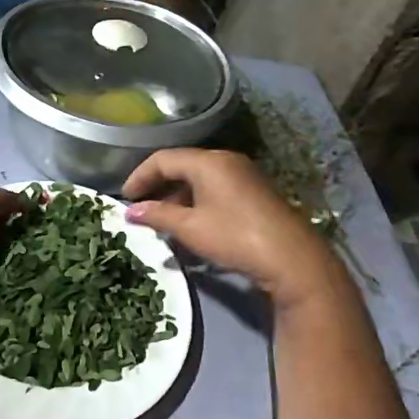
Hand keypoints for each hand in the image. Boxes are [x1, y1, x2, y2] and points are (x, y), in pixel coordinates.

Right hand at [122, 149, 344, 305]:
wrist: (293, 260)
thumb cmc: (235, 237)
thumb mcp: (190, 228)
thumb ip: (157, 215)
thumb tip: (130, 211)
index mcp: (208, 161)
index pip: (163, 159)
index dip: (139, 176)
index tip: (125, 198)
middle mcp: (226, 160)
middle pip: (182, 166)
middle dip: (158, 187)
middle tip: (141, 209)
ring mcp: (243, 175)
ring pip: (200, 180)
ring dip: (178, 198)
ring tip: (163, 222)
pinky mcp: (254, 193)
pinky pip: (216, 190)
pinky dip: (197, 203)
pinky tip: (191, 227)